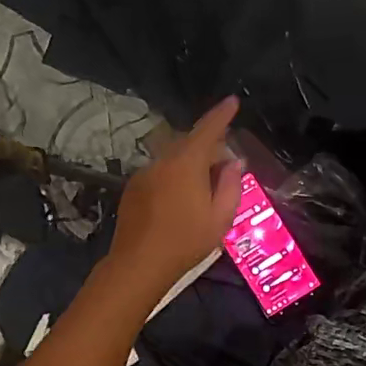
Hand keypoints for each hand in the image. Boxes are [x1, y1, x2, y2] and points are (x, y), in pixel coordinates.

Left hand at [109, 96, 244, 291]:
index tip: (232, 101)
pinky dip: (174, 178)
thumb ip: (230, 185)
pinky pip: (159, 174)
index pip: (208, 129)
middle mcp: (162, 161)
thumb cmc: (185, 241)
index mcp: (186, 163)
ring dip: (190, 166)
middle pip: (189, 144)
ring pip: (173, 160)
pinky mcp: (132, 189)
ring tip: (203, 191)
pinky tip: (179, 203)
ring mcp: (144, 174)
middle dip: (208, 148)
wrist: (138, 264)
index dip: (222, 114)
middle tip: (224, 167)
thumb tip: (233, 163)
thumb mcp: (220, 218)